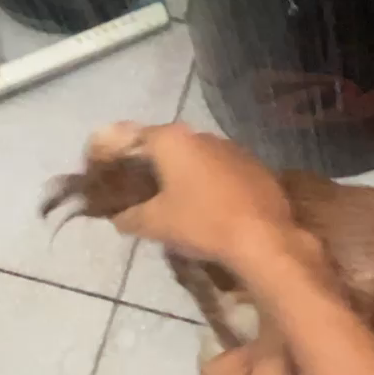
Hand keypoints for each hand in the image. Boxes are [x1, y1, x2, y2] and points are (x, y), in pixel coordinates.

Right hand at [113, 125, 300, 269]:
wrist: (263, 239)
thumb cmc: (201, 224)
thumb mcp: (155, 225)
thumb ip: (129, 217)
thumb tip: (118, 218)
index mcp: (172, 140)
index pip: (133, 137)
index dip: (117, 155)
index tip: (111, 175)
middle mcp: (202, 135)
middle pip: (168, 147)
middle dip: (154, 167)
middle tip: (144, 192)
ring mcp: (233, 149)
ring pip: (198, 159)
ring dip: (185, 176)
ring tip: (178, 203)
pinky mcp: (256, 168)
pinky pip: (223, 172)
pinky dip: (212, 185)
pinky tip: (211, 208)